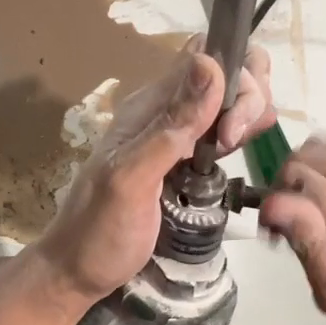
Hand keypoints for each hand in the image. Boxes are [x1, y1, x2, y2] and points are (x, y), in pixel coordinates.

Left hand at [33, 41, 273, 303]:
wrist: (77, 271)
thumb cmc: (99, 230)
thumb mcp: (132, 178)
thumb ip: (172, 125)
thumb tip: (210, 63)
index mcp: (149, 105)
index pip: (203, 54)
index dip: (233, 73)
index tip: (231, 124)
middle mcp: (165, 109)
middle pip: (224, 71)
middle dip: (248, 95)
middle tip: (235, 144)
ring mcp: (177, 133)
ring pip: (227, 97)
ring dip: (247, 114)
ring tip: (235, 153)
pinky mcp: (187, 157)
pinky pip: (223, 126)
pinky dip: (241, 132)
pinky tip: (236, 157)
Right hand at [258, 138, 325, 324]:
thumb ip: (310, 250)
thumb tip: (274, 206)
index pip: (298, 183)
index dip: (274, 204)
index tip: (275, 234)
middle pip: (307, 156)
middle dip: (286, 185)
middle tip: (292, 222)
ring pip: (325, 146)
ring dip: (307, 172)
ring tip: (314, 208)